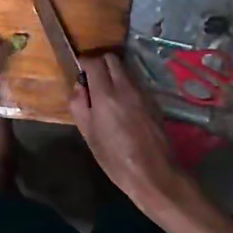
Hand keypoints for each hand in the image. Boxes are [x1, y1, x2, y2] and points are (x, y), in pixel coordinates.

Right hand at [69, 53, 188, 203]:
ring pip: (125, 70)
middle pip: (112, 59)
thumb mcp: (88, 134)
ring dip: (113, 74)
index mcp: (106, 94)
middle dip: (99, 64)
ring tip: (106, 94)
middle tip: (91, 80)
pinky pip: (136, 83)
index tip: (78, 71)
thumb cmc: (115, 158)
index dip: (84, 63)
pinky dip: (125, 85)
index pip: (94, 62)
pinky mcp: (153, 101)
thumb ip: (79, 105)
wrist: (154, 173)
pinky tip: (122, 105)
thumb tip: (79, 86)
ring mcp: (143, 92)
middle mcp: (126, 87)